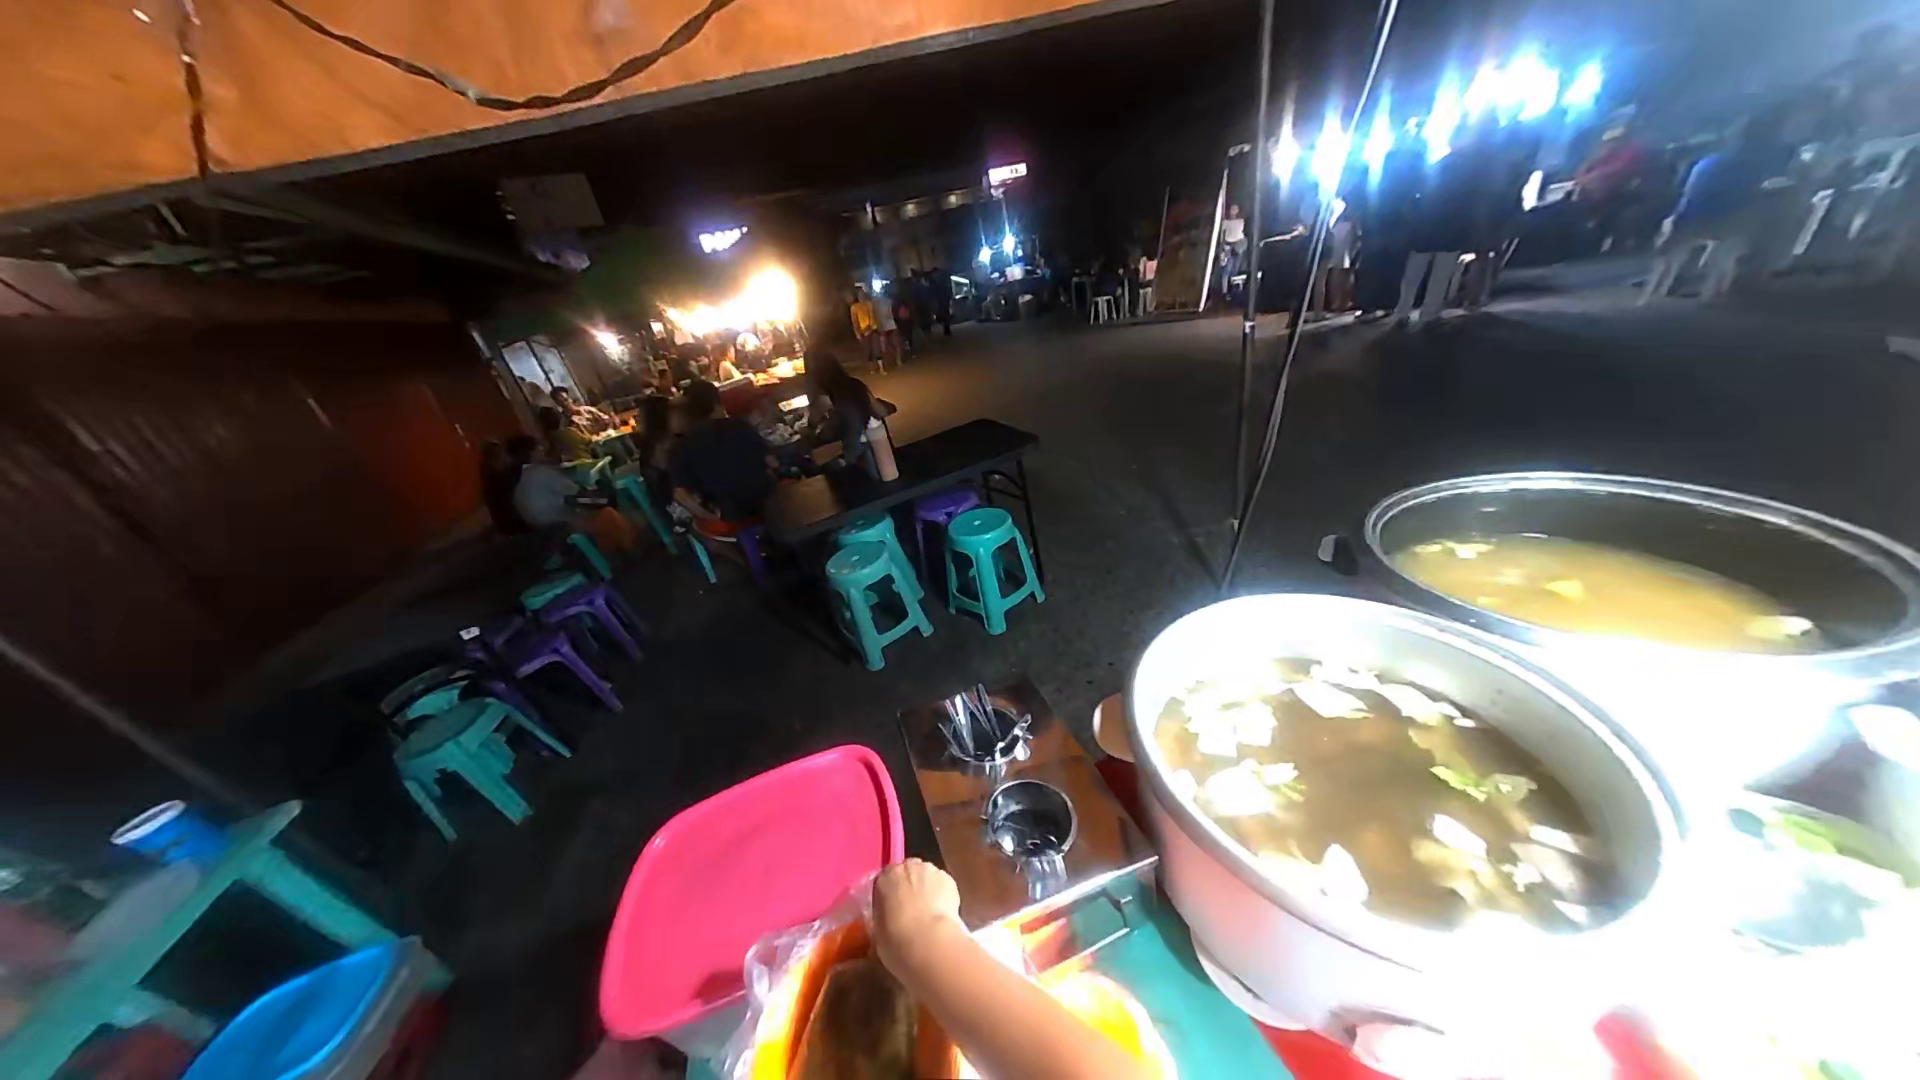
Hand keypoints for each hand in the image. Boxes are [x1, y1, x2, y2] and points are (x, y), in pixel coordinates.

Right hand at [869, 859, 961, 973]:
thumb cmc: (895, 940)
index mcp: (885, 877)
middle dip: (910, 886)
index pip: (886, 878)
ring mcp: (930, 871)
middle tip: (912, 909)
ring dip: (927, 888)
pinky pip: (943, 884)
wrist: (927, 943)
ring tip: (929, 914)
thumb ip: (882, 916)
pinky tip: (942, 914)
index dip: (891, 892)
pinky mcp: (949, 879)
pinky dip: (943, 895)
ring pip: (927, 876)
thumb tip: (887, 918)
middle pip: (908, 872)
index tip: (893, 907)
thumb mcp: (878, 931)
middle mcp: (907, 867)